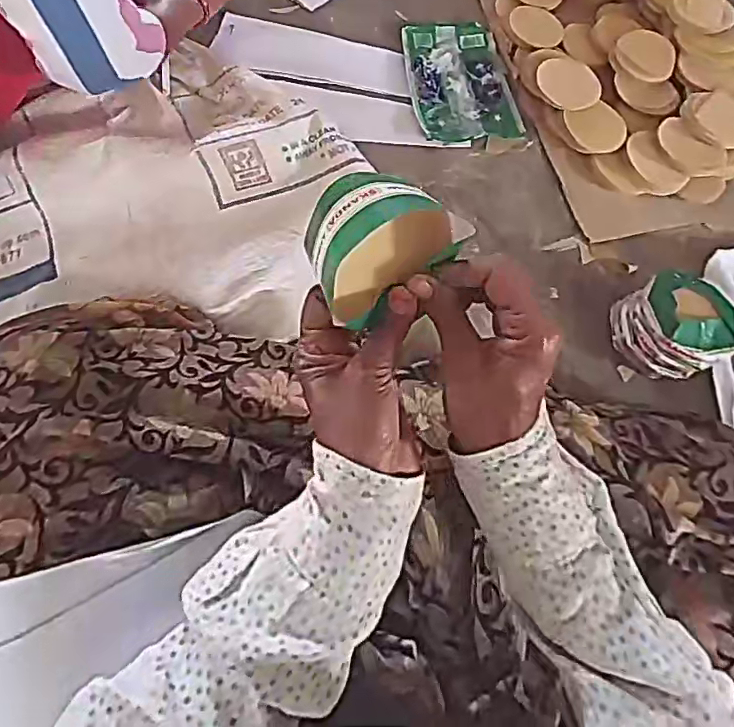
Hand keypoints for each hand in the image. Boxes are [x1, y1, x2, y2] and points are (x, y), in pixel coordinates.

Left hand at [294, 283, 425, 475]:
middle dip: (372, 289)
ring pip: (374, 321)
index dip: (341, 281)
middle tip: (394, 265)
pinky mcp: (384, 369)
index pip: (322, 303)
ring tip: (410, 279)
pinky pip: (392, 337)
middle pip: (351, 309)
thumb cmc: (356, 432)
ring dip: (390, 304)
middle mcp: (335, 353)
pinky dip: (403, 321)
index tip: (363, 258)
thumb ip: (387, 330)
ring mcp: (361, 360)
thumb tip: (403, 292)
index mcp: (315, 352)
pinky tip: (418, 305)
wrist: (379, 475)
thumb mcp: (369, 373)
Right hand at [413, 257, 560, 452]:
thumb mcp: (460, 360)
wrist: (500, 450)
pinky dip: (477, 299)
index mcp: (533, 330)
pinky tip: (454, 303)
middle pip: (505, 278)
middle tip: (433, 283)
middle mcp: (542, 323)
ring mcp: (536, 328)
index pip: (502, 277)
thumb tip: (422, 281)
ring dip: (470, 286)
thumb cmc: (482, 413)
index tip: (434, 276)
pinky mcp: (525, 335)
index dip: (466, 271)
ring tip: (439, 292)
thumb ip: (444, 313)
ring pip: (502, 288)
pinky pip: (501, 304)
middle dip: (466, 276)